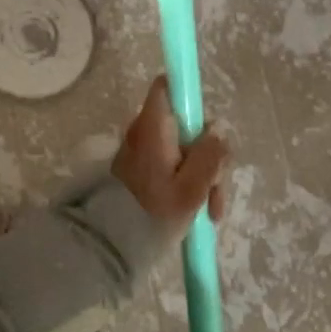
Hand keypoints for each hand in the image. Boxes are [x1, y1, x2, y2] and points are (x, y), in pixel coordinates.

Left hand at [111, 76, 229, 243]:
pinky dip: (186, 183)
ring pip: (183, 149)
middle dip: (208, 155)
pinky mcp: (141, 169)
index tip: (210, 130)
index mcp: (154, 126)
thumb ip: (210, 156)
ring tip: (210, 212)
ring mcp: (141, 150)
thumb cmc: (153, 213)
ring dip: (202, 176)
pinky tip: (198, 212)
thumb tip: (220, 129)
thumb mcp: (192, 189)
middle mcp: (144, 131)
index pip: (168, 87)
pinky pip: (171, 165)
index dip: (190, 97)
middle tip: (215, 192)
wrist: (111, 244)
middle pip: (186, 125)